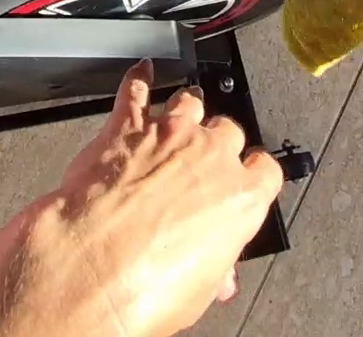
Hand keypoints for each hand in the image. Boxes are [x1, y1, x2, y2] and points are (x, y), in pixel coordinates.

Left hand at [8, 62, 283, 336]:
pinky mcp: (128, 125)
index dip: (256, 172)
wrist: (95, 266)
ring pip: (190, 101)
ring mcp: (169, 133)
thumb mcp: (199, 291)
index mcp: (240, 198)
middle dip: (218, 142)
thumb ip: (215, 268)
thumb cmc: (147, 287)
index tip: (249, 176)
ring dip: (187, 106)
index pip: (266, 170)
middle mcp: (210, 155)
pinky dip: (140, 78)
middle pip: (228, 130)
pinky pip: (137, 89)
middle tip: (205, 159)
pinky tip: (143, 71)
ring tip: (184, 110)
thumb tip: (215, 275)